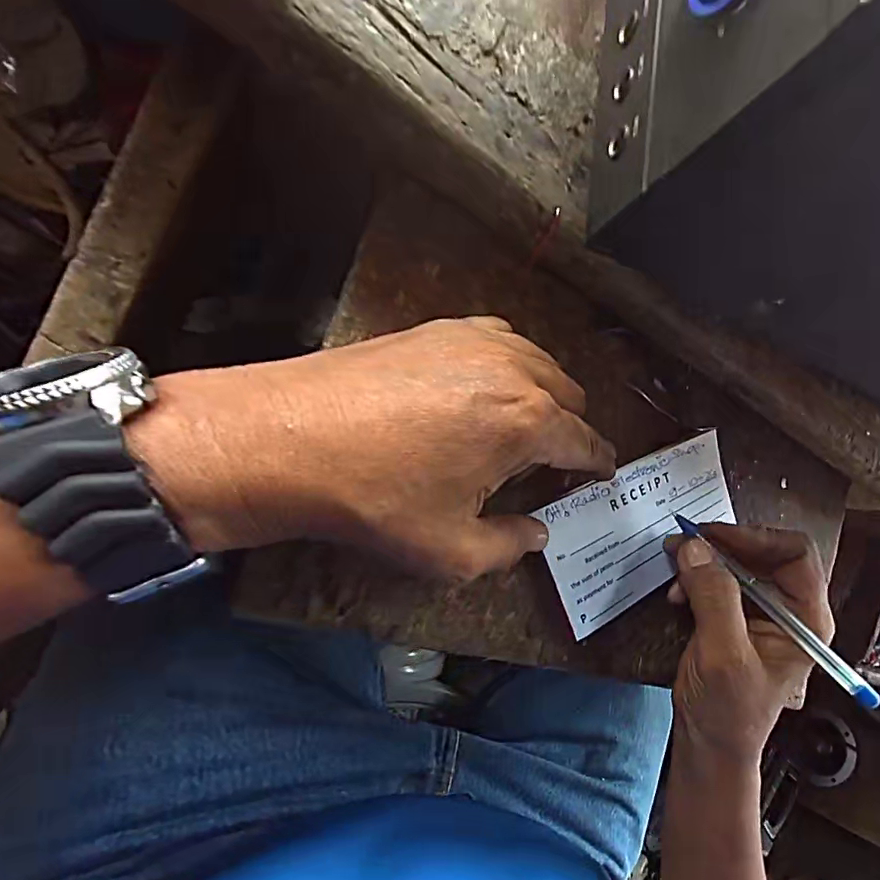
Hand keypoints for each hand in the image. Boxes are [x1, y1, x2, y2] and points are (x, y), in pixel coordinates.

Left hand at [131, 317, 617, 580]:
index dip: (598, 465)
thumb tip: (537, 533)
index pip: (587, 443)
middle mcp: (514, 371)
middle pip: (571, 399)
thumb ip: (511, 547)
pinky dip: (510, 366)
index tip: (599, 477)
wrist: (279, 439)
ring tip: (522, 426)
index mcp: (528, 423)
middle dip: (571, 432)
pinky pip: (501, 341)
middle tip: (551, 463)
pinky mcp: (439, 328)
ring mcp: (476, 340)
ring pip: (540, 364)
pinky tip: (486, 388)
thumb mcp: (451, 552)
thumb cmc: (373, 500)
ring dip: (545, 396)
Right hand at [664, 524, 833, 767]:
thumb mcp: (723, 655)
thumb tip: (695, 549)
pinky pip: (720, 582)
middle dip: (725, 547)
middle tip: (687, 543)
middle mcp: (790, 609)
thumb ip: (714, 599)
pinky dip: (697, 579)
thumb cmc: (728, 712)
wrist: (710, 747)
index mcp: (807, 619)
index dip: (756, 538)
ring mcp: (763, 613)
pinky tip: (678, 592)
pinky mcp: (736, 617)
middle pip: (766, 553)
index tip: (715, 537)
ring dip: (707, 563)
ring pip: (740, 564)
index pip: (796, 554)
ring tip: (676, 574)